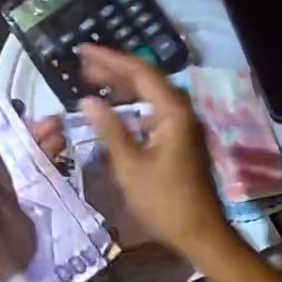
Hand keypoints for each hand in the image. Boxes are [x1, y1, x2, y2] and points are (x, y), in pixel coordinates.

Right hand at [76, 45, 231, 260]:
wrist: (200, 232)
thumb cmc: (164, 201)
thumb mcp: (130, 166)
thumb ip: (110, 130)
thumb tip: (87, 101)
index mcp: (173, 112)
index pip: (138, 72)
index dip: (108, 59)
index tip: (81, 50)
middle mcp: (183, 111)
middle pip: (147, 79)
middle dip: (114, 70)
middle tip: (82, 66)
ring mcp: (185, 126)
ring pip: (152, 96)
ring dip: (124, 87)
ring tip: (93, 83)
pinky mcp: (183, 140)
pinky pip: (156, 112)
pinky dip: (134, 107)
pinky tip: (116, 111)